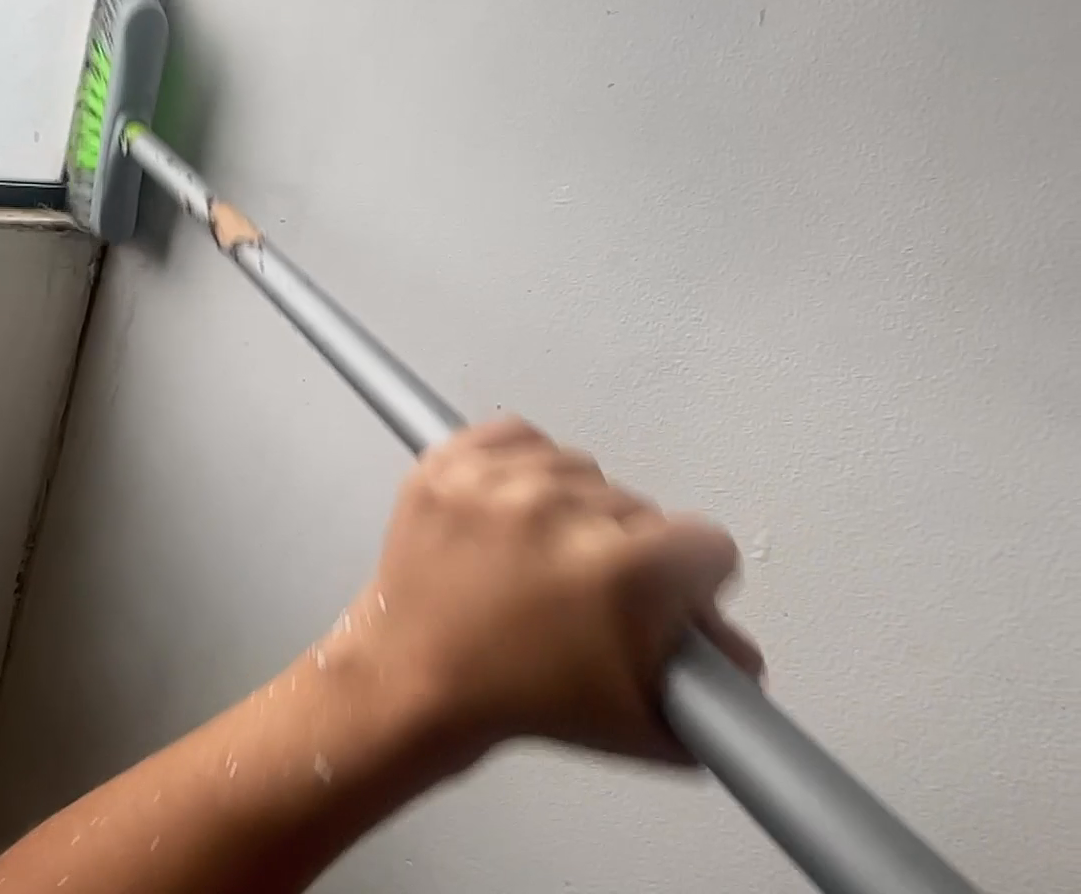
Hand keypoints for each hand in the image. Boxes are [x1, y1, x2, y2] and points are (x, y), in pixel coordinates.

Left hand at [343, 417, 763, 767]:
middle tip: (580, 585)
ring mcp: (492, 482)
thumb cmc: (520, 699)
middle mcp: (559, 511)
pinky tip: (512, 502)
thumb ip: (720, 681)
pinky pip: (512, 434)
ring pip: (575, 468)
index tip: (657, 592)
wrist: (414, 677)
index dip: (688, 577)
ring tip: (537, 551)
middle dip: (621, 547)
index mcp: (623, 570)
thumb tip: (738, 646)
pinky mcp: (445, 466)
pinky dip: (519, 460)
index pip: (706, 541)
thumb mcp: (648, 718)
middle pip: (635, 506)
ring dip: (568, 504)